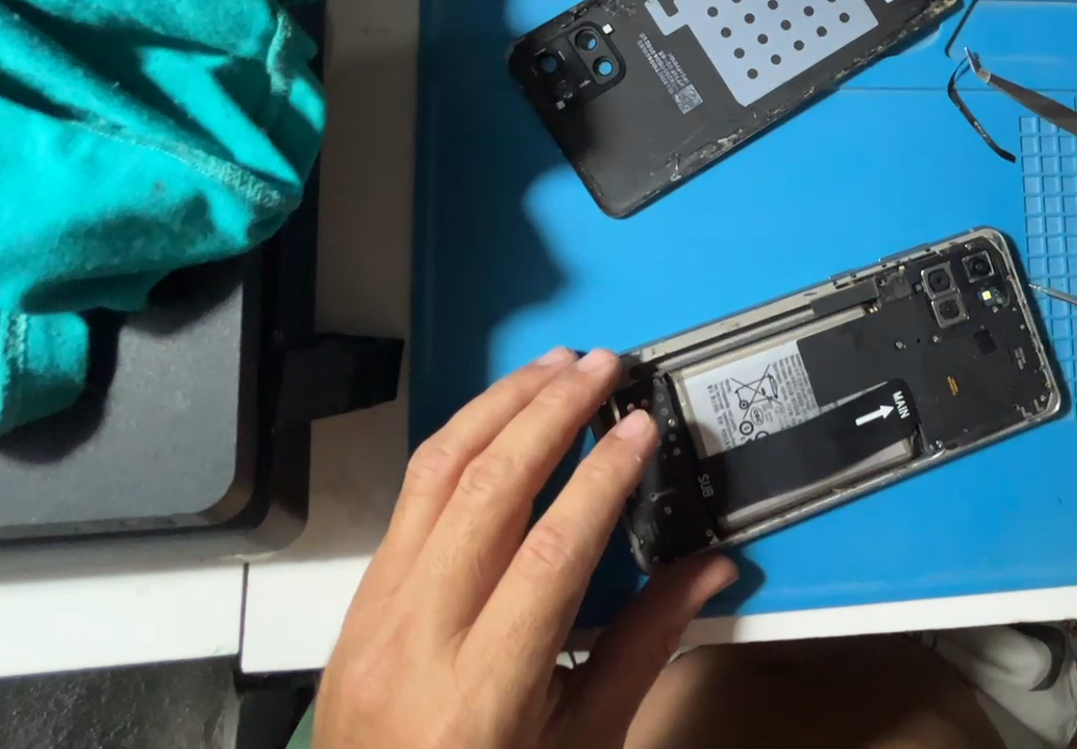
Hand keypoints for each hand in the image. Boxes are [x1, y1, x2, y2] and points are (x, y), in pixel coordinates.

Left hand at [315, 347, 737, 748]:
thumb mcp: (585, 739)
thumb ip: (647, 642)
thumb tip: (715, 567)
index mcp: (484, 688)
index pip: (553, 554)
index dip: (603, 479)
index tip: (640, 426)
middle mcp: (419, 633)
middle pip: (488, 489)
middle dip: (551, 412)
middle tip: (602, 365)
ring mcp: (378, 606)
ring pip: (437, 472)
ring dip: (501, 404)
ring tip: (554, 364)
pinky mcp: (362, 592)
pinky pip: (414, 491)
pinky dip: (463, 433)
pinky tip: (502, 410)